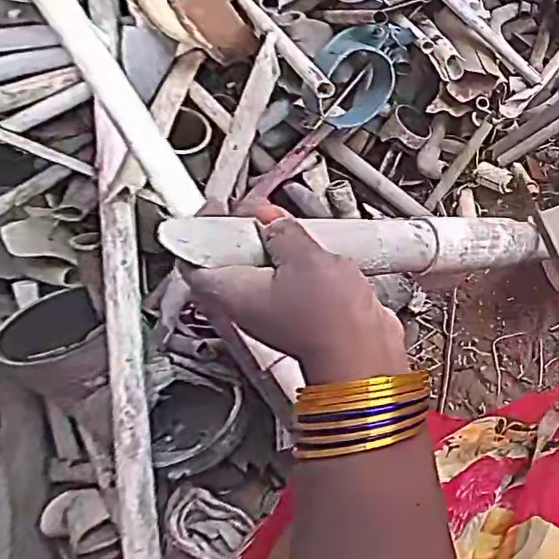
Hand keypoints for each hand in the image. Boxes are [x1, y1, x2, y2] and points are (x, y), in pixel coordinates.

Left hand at [185, 206, 406, 383]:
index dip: (205, 226)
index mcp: (228, 290)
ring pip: (265, 270)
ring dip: (278, 247)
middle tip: (261, 212)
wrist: (362, 352)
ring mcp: (273, 310)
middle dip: (247, 232)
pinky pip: (293, 281)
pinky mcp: (301, 313)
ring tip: (295, 229)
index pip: (196, 254)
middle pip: (230, 259)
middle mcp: (245, 304)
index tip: (220, 206)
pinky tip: (320, 252)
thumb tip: (273, 221)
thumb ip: (283, 233)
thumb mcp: (305, 258)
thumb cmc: (328, 321)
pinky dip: (301, 264)